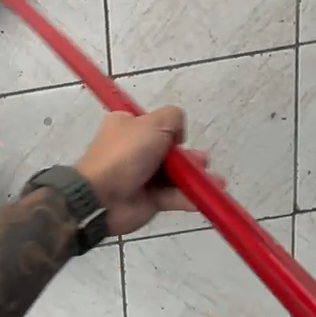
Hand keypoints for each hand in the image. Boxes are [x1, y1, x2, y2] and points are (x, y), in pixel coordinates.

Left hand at [70, 108, 213, 235]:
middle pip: (170, 150)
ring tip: (214, 181)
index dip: (169, 129)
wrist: (102, 196)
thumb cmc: (125, 154)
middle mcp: (134, 149)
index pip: (153, 124)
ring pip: (176, 174)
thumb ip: (172, 117)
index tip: (176, 136)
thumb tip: (178, 133)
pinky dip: (190, 196)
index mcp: (126, 126)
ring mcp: (141, 175)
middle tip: (201, 161)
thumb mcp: (152, 122)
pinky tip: (208, 196)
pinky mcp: (148, 199)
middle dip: (190, 156)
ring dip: (197, 177)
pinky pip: (174, 196)